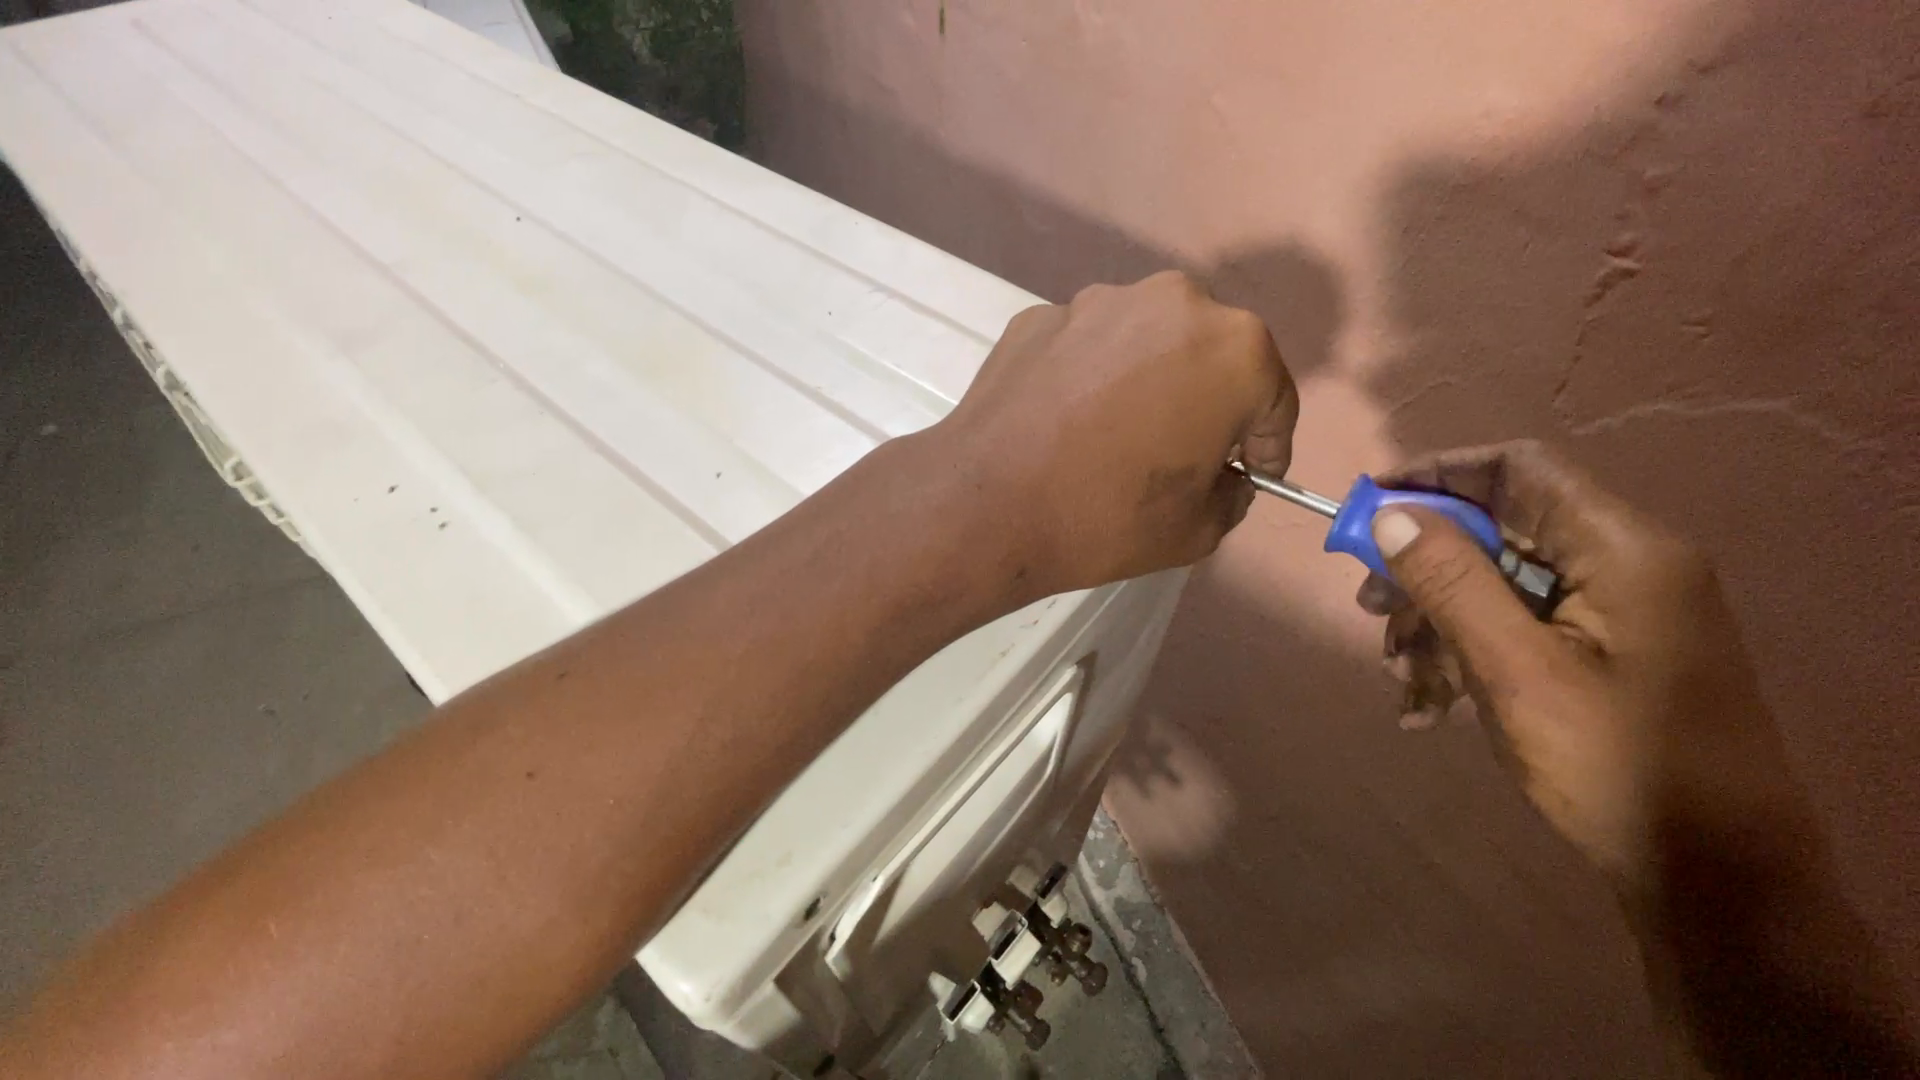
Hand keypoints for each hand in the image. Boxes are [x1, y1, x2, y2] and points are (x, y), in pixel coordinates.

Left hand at [930, 270, 1296, 596]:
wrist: (985, 505)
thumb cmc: (1106, 517)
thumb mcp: (1199, 530)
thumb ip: (1234, 493)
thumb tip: (1227, 476)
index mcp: (1235, 348)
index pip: (1273, 400)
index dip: (1265, 445)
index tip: (1248, 474)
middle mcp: (1174, 302)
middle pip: (1210, 357)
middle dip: (1208, 402)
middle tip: (1181, 453)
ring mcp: (1098, 302)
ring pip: (1145, 343)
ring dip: (1146, 381)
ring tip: (1115, 437)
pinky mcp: (1040, 316)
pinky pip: (1085, 348)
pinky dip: (1088, 377)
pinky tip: (1065, 421)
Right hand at [1355, 440, 1806, 888]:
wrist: (1712, 878)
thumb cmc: (1616, 763)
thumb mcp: (1516, 669)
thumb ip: (1451, 582)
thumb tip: (1389, 513)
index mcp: (1621, 549)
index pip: (1517, 469)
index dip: (1436, 474)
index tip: (1367, 506)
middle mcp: (1623, 565)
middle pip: (1500, 528)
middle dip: (1424, 565)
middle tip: (1371, 610)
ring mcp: (1614, 612)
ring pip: (1498, 582)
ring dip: (1437, 619)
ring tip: (1400, 674)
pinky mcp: (1602, 652)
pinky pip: (1517, 626)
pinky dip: (1465, 653)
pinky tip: (1429, 706)